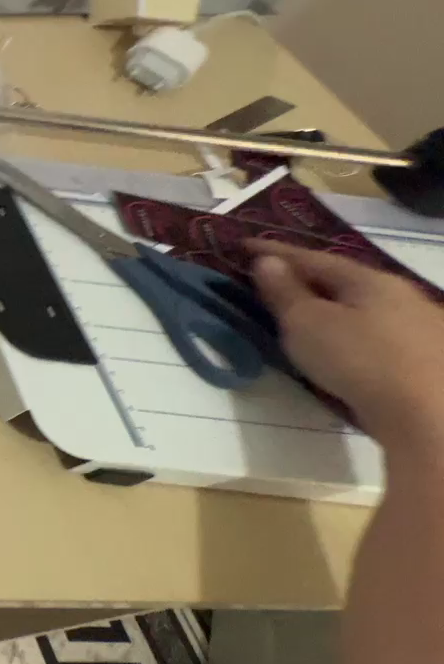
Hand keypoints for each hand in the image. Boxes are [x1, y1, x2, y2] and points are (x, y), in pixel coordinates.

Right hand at [251, 241, 443, 461]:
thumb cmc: (359, 359)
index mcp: (372, 281)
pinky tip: (333, 336)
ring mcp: (421, 327)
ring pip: (360, 304)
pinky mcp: (425, 358)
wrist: (431, 419)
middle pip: (342, 279)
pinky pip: (372, 328)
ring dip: (327, 301)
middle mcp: (402, 296)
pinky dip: (345, 324)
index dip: (273, 249)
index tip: (240, 244)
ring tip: (296, 306)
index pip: (312, 257)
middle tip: (267, 275)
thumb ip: (283, 289)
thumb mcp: (305, 321)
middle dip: (304, 275)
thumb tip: (268, 262)